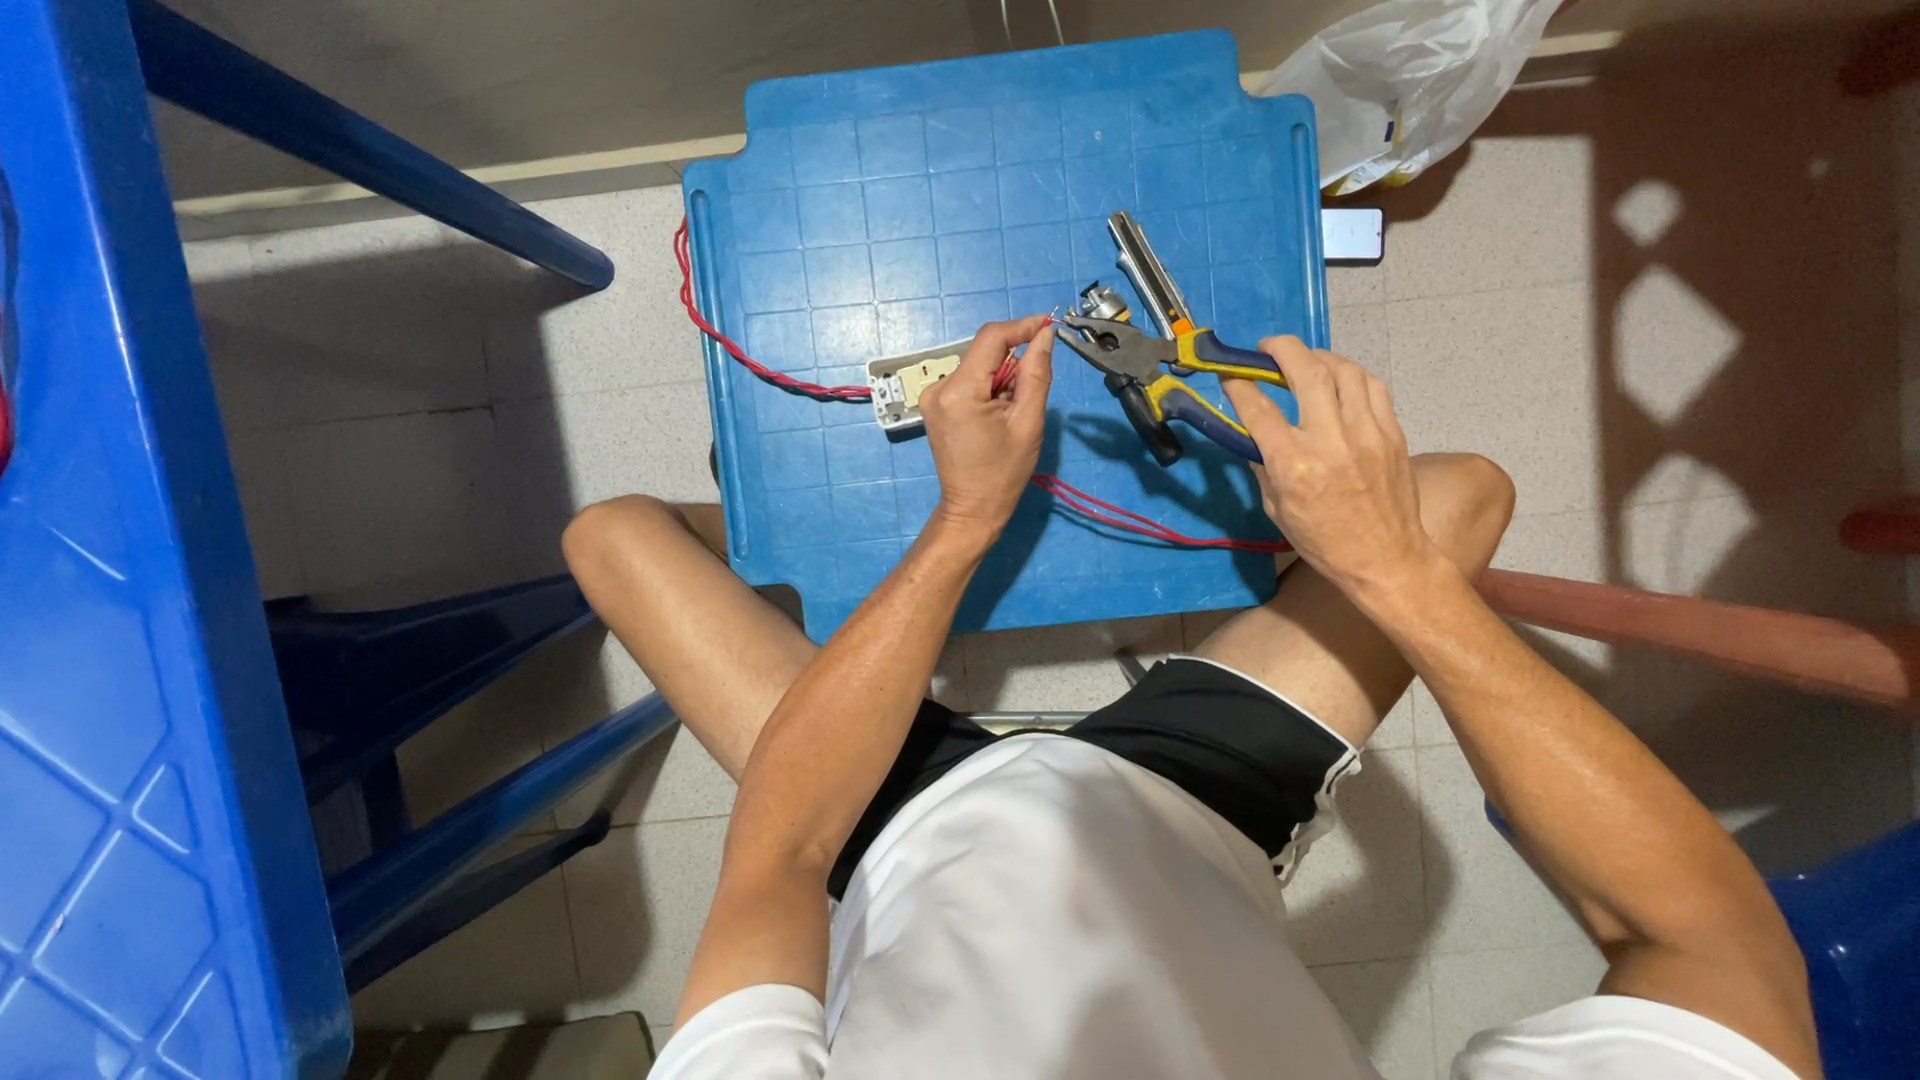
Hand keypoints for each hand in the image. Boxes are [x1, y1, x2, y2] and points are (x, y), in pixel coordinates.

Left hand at [918, 315, 1054, 543]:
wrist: (972, 507)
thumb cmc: (1004, 472)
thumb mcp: (1028, 422)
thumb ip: (1036, 374)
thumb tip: (1044, 336)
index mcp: (959, 391)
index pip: (991, 338)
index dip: (1022, 327)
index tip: (1048, 325)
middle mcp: (938, 387)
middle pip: (984, 353)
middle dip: (1012, 365)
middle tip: (1028, 396)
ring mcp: (932, 396)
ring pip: (978, 366)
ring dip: (1001, 379)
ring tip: (1010, 414)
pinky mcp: (935, 404)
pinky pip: (968, 381)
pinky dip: (988, 389)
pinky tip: (995, 416)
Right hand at [1221, 337, 1436, 592]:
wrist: (1384, 558)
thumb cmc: (1321, 541)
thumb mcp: (1276, 508)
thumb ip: (1264, 465)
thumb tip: (1253, 434)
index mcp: (1292, 465)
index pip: (1259, 408)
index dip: (1240, 386)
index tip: (1231, 377)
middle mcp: (1329, 440)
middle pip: (1306, 372)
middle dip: (1282, 349)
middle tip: (1267, 348)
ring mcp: (1366, 432)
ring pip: (1343, 370)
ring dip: (1317, 357)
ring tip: (1303, 361)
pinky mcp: (1391, 431)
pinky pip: (1371, 386)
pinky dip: (1349, 373)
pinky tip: (1337, 378)